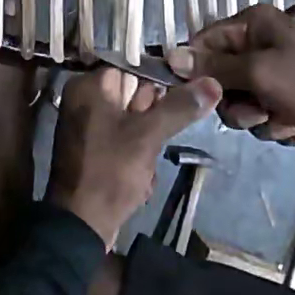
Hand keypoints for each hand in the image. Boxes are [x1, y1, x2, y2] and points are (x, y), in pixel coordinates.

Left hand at [48, 69, 221, 246]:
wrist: (80, 229)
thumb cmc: (109, 172)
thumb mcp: (148, 136)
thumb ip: (180, 106)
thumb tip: (215, 82)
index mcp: (89, 86)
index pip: (136, 66)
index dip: (162, 82)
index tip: (181, 101)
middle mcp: (86, 99)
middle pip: (138, 92)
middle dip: (155, 117)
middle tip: (154, 139)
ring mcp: (90, 125)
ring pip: (137, 117)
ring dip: (151, 139)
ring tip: (145, 162)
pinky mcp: (97, 148)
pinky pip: (129, 137)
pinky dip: (140, 153)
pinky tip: (140, 175)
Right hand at [170, 5, 294, 143]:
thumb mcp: (259, 73)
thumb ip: (214, 67)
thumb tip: (169, 56)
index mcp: (254, 24)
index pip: (204, 43)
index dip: (197, 72)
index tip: (198, 97)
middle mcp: (261, 42)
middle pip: (222, 80)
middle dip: (241, 105)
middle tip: (260, 111)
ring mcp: (276, 71)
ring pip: (243, 104)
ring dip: (262, 119)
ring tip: (287, 118)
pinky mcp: (288, 96)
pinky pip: (265, 114)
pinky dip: (280, 124)